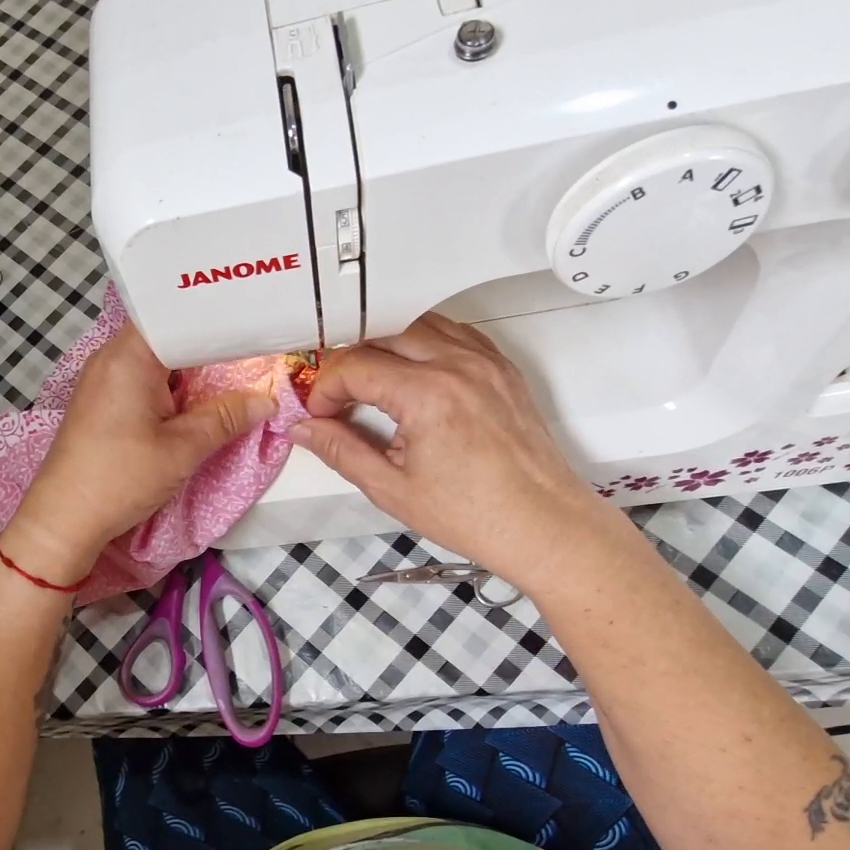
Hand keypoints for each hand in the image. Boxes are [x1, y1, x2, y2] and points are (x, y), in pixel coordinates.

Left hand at [2, 321, 275, 583]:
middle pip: (168, 337)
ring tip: (234, 375)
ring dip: (191, 373)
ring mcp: (102, 381)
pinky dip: (171, 390)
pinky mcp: (100, 404)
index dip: (216, 318)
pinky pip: (142, 382)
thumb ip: (225, 418)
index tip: (253, 323)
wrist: (63, 520)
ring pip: (157, 363)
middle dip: (209, 347)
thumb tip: (266, 400)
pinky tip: (196, 404)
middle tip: (255, 348)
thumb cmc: (120, 478)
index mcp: (129, 355)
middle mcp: (110, 358)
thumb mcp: (182, 449)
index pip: (177, 316)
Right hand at [291, 313, 627, 591]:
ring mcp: (485, 362)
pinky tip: (412, 373)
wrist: (544, 526)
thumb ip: (342, 451)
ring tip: (371, 383)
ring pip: (419, 324)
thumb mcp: (392, 489)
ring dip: (386, 345)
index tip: (320, 416)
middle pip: (382, 333)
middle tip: (337, 398)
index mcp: (428, 395)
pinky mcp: (502, 369)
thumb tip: (304, 429)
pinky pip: (455, 333)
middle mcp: (458, 365)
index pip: (355, 366)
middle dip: (349, 362)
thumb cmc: (473, 515)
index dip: (326, 389)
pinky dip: (424, 343)